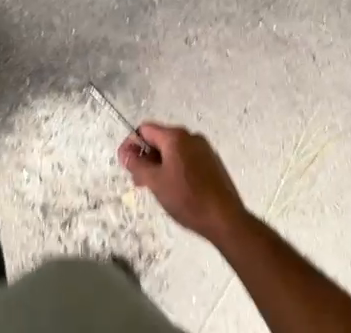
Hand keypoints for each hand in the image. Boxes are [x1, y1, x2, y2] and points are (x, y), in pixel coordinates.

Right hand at [118, 122, 246, 241]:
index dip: (131, 144)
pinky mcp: (213, 163)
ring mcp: (204, 150)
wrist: (226, 220)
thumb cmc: (187, 199)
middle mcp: (191, 137)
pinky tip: (175, 189)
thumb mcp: (155, 182)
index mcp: (176, 137)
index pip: (144, 130)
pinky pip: (187, 159)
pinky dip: (175, 168)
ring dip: (159, 164)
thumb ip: (136, 164)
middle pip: (159, 139)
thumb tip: (125, 153)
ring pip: (173, 150)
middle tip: (138, 180)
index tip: (126, 164)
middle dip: (145, 157)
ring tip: (155, 187)